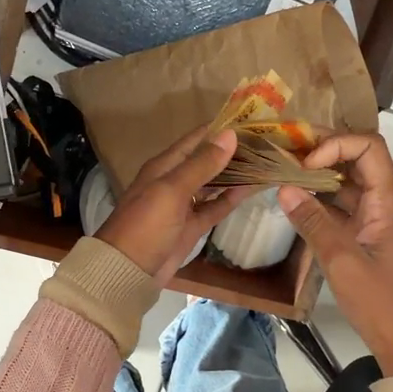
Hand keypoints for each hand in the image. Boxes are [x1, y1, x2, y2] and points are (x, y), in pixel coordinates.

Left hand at [97, 127, 255, 284]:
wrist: (127, 270)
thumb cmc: (146, 224)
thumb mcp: (172, 190)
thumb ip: (201, 164)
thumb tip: (230, 134)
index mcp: (164, 166)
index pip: (196, 139)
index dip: (220, 129)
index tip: (251, 121)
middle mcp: (174, 181)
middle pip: (206, 160)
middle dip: (231, 151)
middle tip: (265, 142)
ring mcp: (183, 205)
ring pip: (212, 184)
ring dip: (233, 174)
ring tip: (264, 162)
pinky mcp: (191, 226)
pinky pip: (214, 207)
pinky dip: (230, 198)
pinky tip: (252, 189)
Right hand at [279, 133, 392, 375]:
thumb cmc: (380, 302)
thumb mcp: (342, 260)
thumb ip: (313, 222)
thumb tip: (284, 188)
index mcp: (389, 201)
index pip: (368, 147)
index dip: (336, 145)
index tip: (306, 165)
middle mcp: (386, 203)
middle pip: (358, 160)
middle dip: (324, 154)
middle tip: (286, 159)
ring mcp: (377, 219)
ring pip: (349, 184)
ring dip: (319, 178)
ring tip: (283, 178)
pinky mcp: (368, 236)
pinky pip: (344, 207)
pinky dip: (321, 201)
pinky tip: (296, 206)